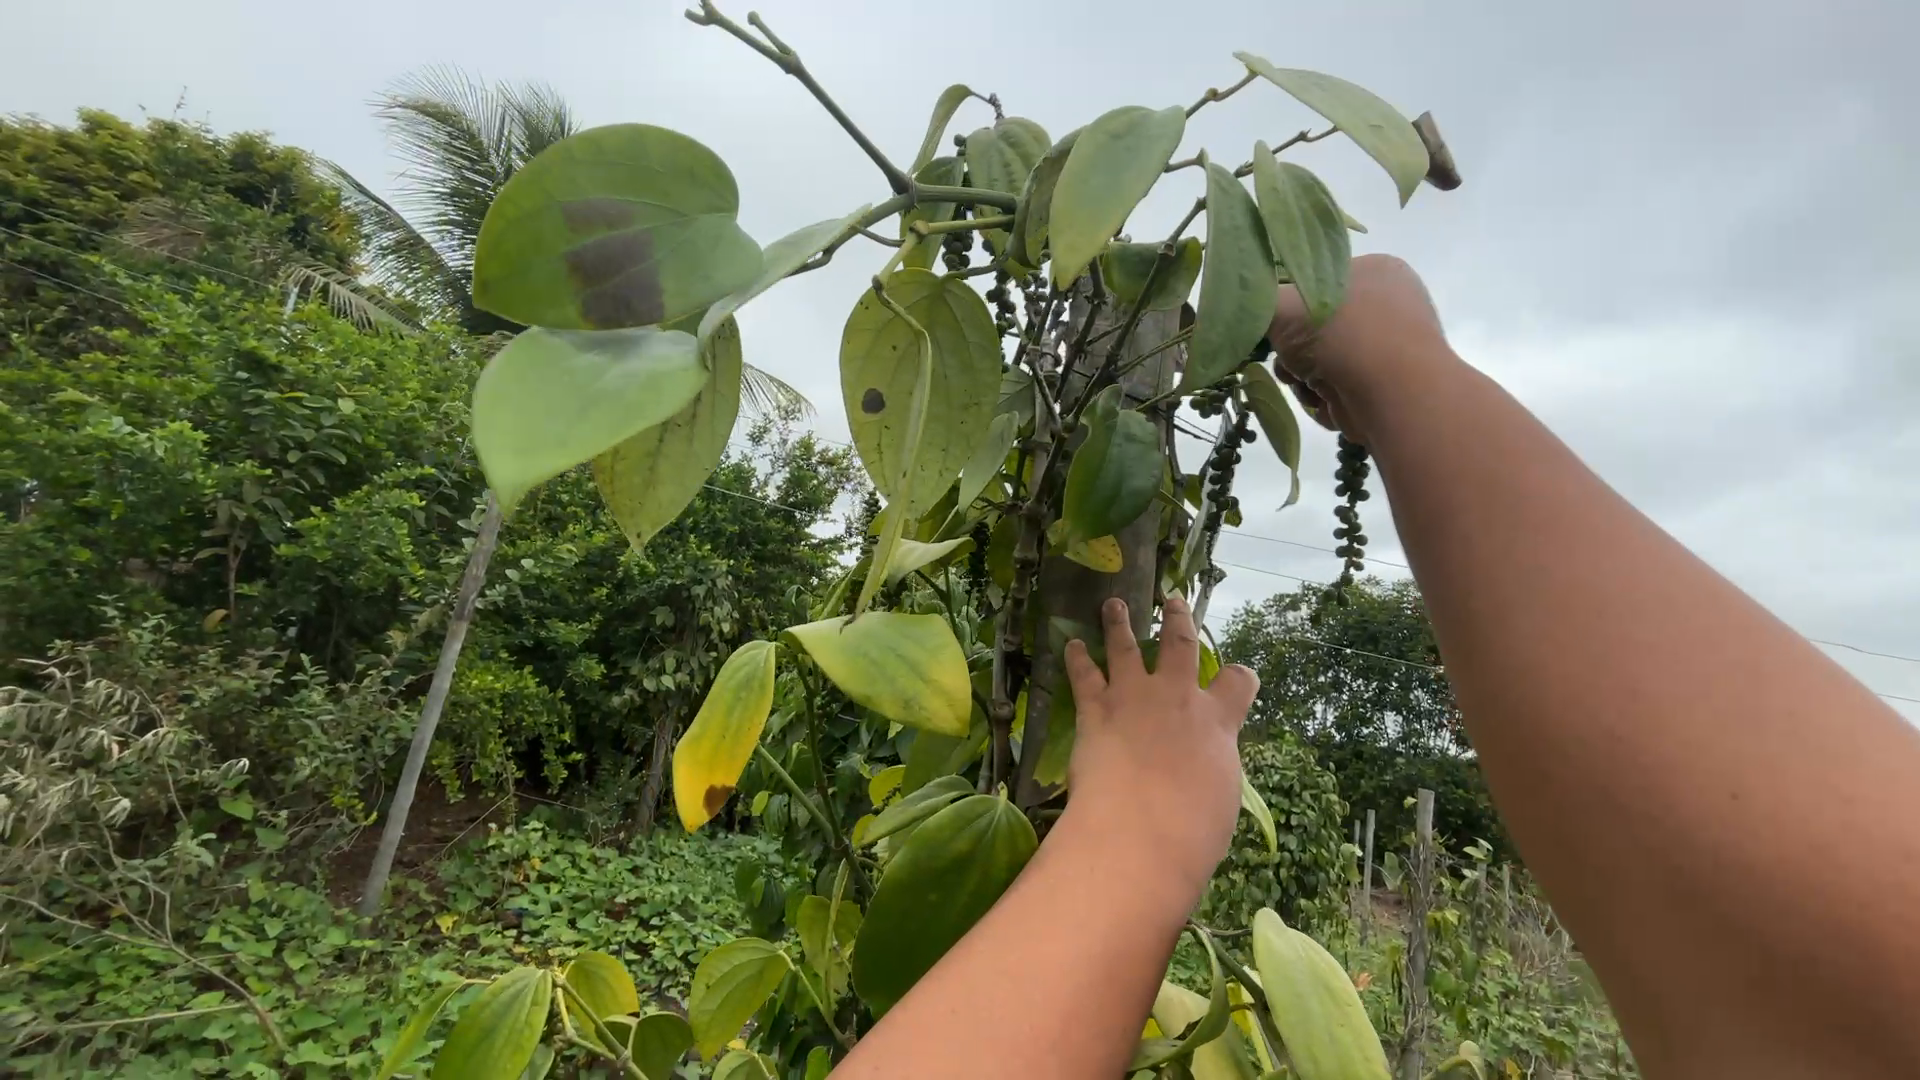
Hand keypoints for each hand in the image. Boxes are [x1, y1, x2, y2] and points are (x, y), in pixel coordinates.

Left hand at [1061, 592, 1259, 894]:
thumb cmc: (1193, 827)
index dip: (1240, 677)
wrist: (1142, 827)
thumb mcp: (1220, 795)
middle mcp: (1176, 696)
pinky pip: (1084, 676)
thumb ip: (1210, 769)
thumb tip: (1200, 771)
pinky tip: (1071, 645)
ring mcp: (1133, 697)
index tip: (1238, 674)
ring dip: (1118, 623)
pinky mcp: (1095, 709)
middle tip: (1172, 600)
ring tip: (1113, 604)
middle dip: (1178, 620)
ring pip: (1125, 647)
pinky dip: (1077, 659)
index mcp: (1217, 720)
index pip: (1238, 684)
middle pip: (1180, 644)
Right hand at [1267, 254, 1453, 444]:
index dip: (1286, 308)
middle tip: (1288, 361)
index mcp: (1373, 270)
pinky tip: (1327, 401)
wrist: (1392, 392)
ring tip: (1308, 385)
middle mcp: (1386, 306)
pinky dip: (1324, 400)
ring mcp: (1388, 349)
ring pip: (1320, 365)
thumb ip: (1253, 304)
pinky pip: (1336, 391)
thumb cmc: (1340, 334)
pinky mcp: (1385, 388)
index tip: (1273, 327)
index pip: (1316, 284)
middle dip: (1292, 354)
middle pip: (1313, 331)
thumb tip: (1234, 309)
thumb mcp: (1280, 305)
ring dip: (1303, 380)